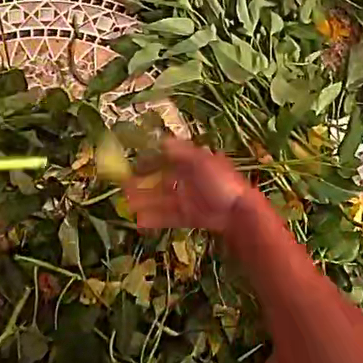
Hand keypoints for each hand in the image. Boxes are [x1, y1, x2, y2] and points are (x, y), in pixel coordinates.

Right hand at [123, 137, 256, 234]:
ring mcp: (190, 199)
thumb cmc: (221, 182)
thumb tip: (161, 140)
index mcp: (193, 163)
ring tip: (126, 205)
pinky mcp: (191, 216)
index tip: (132, 165)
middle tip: (123, 188)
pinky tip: (139, 221)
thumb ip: (180, 151)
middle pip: (161, 180)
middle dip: (143, 184)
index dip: (150, 161)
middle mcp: (189, 180)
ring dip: (145, 201)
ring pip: (162, 199)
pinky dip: (155, 218)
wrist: (240, 212)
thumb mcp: (202, 161)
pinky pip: (170, 216)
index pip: (167, 159)